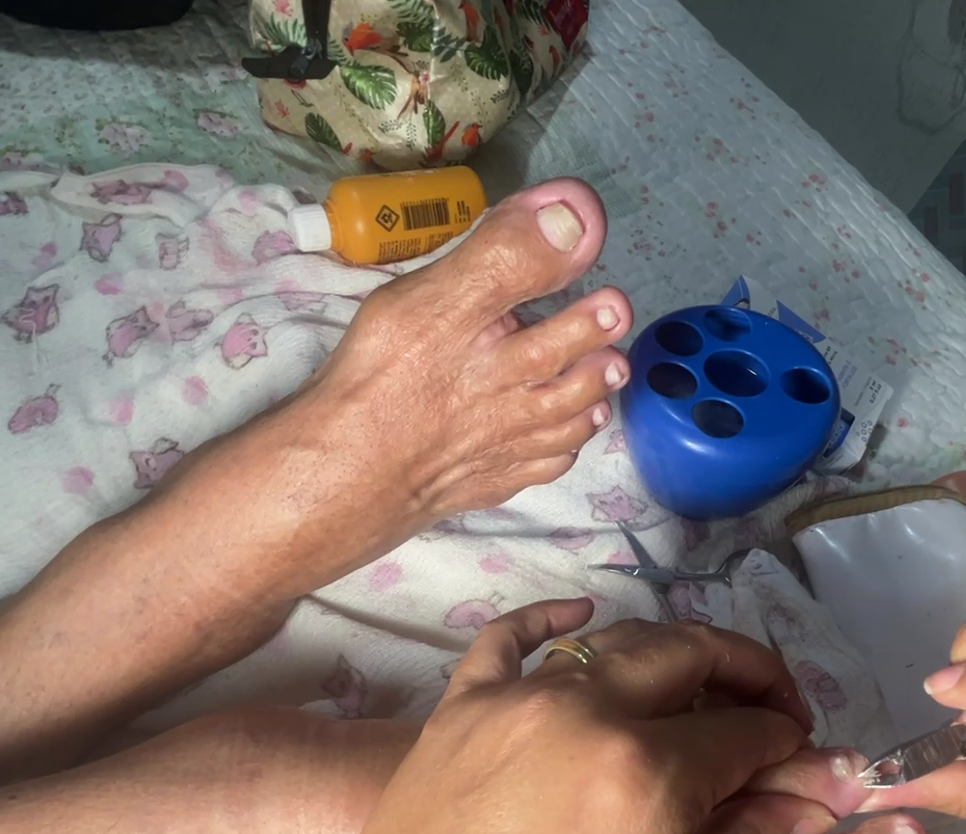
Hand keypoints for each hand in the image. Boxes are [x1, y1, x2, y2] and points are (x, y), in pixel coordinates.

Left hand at [242, 601, 846, 833]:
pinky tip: (582, 613)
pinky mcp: (454, 711)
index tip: (803, 755)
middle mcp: (580, 713)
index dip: (787, 742)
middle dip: (747, 670)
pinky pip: (505, 639)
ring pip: (609, 640)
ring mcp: (508, 703)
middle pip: (686, 654)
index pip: (744, 732)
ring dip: (668, 652)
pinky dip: (549, 617)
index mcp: (641, 775)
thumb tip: (801, 800)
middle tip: (773, 704)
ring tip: (696, 684)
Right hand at [278, 179, 631, 541]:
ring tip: (605, 393)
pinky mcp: (483, 485)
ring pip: (558, 431)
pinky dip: (555, 459)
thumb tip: (577, 215)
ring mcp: (500, 451)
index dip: (591, 316)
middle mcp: (511, 405)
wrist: (347, 474)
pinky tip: (560, 449)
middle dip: (598, 366)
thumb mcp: (438, 296)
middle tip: (618, 351)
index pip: (558, 332)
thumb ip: (508, 256)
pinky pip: (532, 473)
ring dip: (587, 410)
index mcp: (502, 355)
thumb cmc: (382, 376)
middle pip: (565, 386)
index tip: (615, 303)